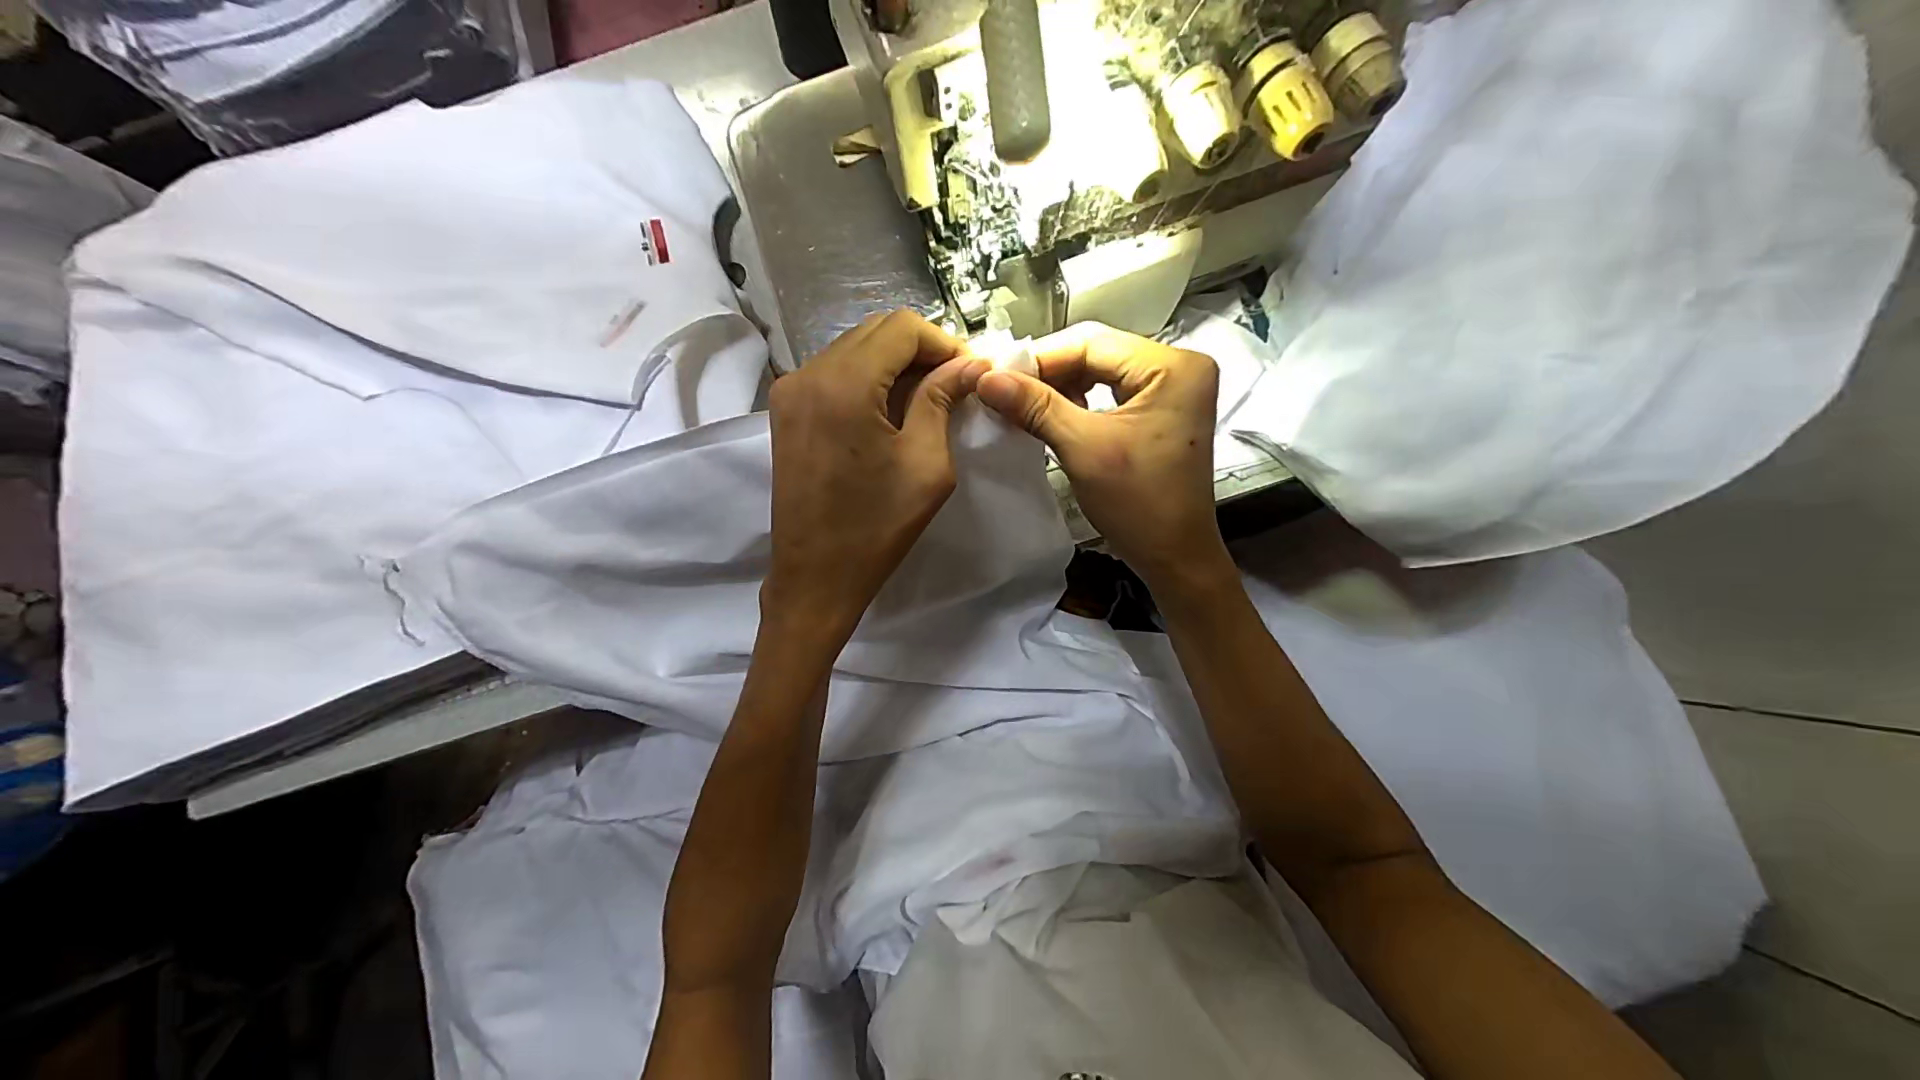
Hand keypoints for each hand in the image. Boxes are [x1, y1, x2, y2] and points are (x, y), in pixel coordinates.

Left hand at [764, 310, 988, 639]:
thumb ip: (942, 401)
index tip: (970, 373)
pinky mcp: (785, 410)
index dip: (943, 343)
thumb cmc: (876, 527)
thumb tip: (969, 366)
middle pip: (875, 331)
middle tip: (955, 384)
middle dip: (920, 350)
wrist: (815, 576)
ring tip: (928, 398)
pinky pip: (834, 373)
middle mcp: (808, 373)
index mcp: (844, 384)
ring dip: (894, 364)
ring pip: (854, 348)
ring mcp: (790, 390)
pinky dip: (867, 379)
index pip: (902, 328)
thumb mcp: (926, 464)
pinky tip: (891, 410)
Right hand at [976, 322, 1227, 588]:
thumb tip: (988, 378)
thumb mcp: (1083, 449)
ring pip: (1101, 371)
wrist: (1175, 557)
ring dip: (1060, 387)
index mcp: (1173, 367)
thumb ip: (1035, 407)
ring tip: (1022, 404)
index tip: (997, 376)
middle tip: (1005, 390)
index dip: (1040, 359)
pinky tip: (1051, 415)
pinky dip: (1078, 402)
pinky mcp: (1161, 411)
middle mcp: (1180, 368)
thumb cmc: (1141, 507)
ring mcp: (1173, 390)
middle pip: (1097, 352)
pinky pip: (1111, 392)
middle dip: (1049, 373)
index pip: (1092, 343)